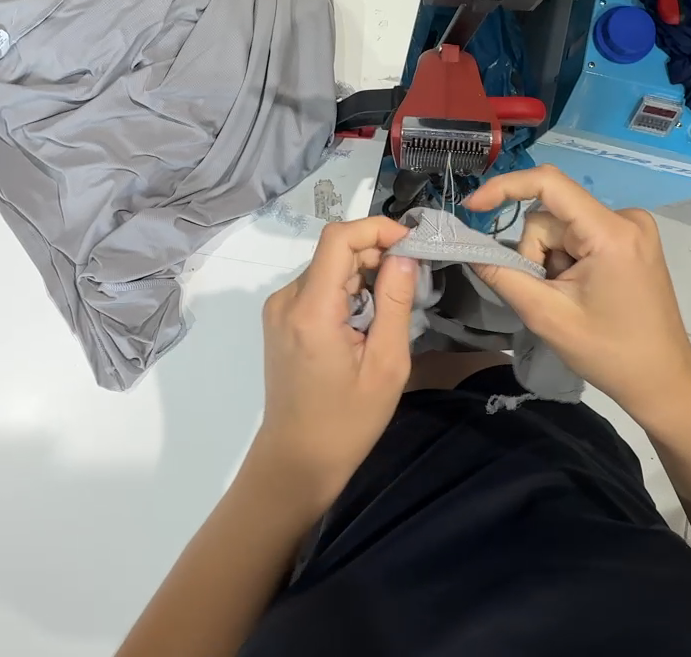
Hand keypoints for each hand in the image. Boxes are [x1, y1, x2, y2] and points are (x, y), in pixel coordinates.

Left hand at [249, 217, 416, 511]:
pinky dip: (346, 290)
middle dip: (376, 255)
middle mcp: (286, 299)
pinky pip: (317, 286)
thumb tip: (406, 256)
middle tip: (411, 283)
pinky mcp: (280, 319)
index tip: (411, 244)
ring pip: (327, 267)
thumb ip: (396, 304)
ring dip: (363, 275)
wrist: (297, 460)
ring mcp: (279, 308)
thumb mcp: (386, 366)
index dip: (377, 229)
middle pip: (334, 251)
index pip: (338, 238)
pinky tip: (365, 322)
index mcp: (310, 309)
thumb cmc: (347, 422)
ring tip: (390, 309)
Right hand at [461, 165, 690, 418]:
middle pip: (550, 216)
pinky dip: (565, 260)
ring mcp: (630, 227)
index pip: (548, 184)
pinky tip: (580, 290)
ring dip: (550, 260)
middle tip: (548, 294)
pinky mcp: (629, 238)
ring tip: (568, 297)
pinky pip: (576, 235)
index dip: (504, 188)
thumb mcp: (545, 316)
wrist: (663, 380)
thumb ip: (502, 276)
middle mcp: (625, 218)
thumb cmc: (610, 353)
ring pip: (560, 228)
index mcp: (610, 232)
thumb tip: (468, 248)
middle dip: (535, 253)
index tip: (473, 206)